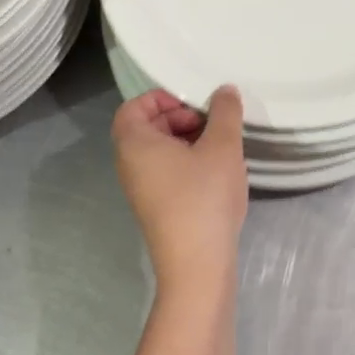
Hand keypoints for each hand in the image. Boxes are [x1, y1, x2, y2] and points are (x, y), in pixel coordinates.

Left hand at [112, 86, 249, 289]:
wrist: (197, 263)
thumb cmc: (204, 197)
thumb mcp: (223, 146)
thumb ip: (224, 112)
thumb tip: (224, 90)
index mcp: (135, 143)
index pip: (134, 107)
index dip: (163, 98)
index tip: (195, 104)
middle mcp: (129, 164)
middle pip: (147, 127)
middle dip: (180, 118)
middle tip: (212, 124)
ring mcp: (141, 189)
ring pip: (160, 151)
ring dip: (189, 141)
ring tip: (221, 148)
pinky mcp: (156, 208)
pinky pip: (166, 172)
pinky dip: (188, 163)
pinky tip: (217, 174)